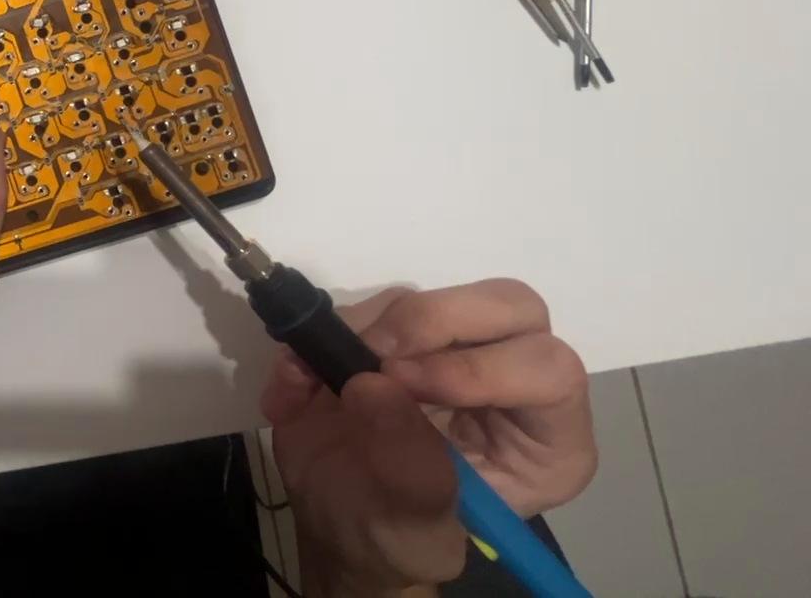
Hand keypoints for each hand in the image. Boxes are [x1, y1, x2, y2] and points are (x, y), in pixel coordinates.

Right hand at [259, 279, 596, 595]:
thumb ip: (409, 472)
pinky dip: (311, 338)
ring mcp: (439, 350)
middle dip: (430, 320)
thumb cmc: (391, 539)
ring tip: (312, 386)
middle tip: (371, 352)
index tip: (400, 381)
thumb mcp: (411, 532)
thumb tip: (376, 387)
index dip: (477, 365)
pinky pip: (351, 309)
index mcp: (541, 437)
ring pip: (417, 300)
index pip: (545, 369)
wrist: (332, 519)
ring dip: (356, 332)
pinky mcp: (380, 334)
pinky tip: (294, 386)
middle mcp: (502, 381)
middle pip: (505, 307)